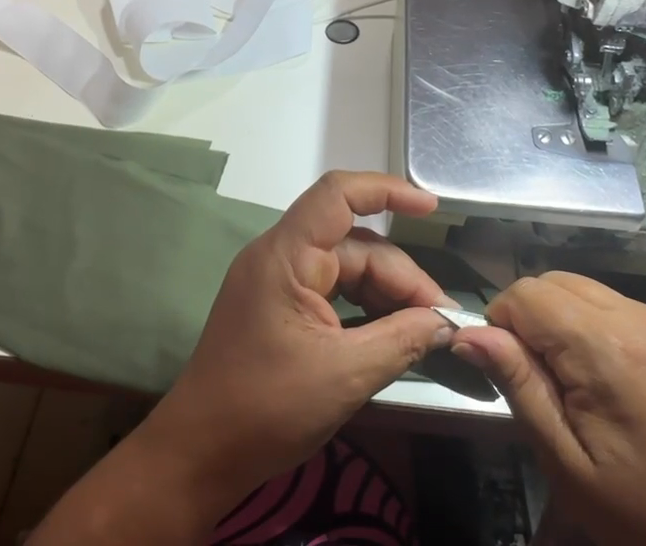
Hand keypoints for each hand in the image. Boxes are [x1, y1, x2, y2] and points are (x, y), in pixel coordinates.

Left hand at [137, 171, 455, 504]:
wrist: (199, 454)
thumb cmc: (265, 409)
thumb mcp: (345, 376)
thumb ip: (402, 340)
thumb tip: (446, 323)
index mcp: (285, 257)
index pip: (337, 196)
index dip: (387, 191)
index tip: (431, 208)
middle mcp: (279, 257)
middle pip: (354, 244)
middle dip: (401, 277)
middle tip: (442, 323)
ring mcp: (276, 283)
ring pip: (346, 270)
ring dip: (386, 296)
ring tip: (424, 332)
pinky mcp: (278, 308)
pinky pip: (331, 292)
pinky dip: (364, 310)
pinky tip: (392, 336)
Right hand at [451, 273, 645, 545]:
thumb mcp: (570, 465)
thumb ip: (520, 387)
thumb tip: (468, 333)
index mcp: (610, 348)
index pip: (526, 293)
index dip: (503, 325)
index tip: (511, 374)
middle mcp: (643, 318)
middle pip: (556, 281)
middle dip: (531, 318)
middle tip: (541, 383)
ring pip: (588, 290)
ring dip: (564, 321)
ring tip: (576, 385)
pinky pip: (622, 308)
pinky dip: (598, 329)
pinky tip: (612, 383)